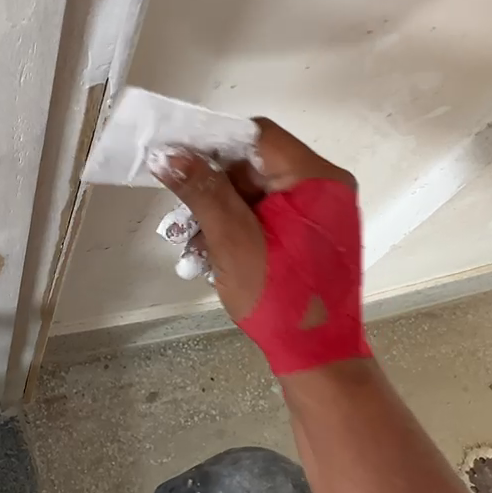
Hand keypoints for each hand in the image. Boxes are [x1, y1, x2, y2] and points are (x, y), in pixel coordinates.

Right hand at [152, 118, 366, 373]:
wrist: (317, 356)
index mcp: (316, 179)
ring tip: (191, 245)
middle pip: (253, 165)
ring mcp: (318, 211)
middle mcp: (323, 187)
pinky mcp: (310, 233)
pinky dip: (236, 229)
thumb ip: (202, 191)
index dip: (213, 143)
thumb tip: (168, 153)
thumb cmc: (280, 298)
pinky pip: (265, 215)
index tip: (175, 158)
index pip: (258, 136)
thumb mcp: (233, 240)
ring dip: (218, 213)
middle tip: (180, 216)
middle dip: (211, 189)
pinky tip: (210, 254)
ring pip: (254, 192)